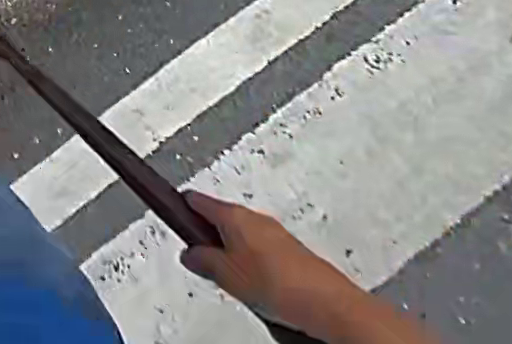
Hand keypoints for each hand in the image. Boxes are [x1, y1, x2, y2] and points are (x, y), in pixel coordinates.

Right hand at [179, 193, 438, 343]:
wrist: (339, 312)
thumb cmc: (283, 286)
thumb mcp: (224, 275)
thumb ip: (200, 260)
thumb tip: (191, 255)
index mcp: (231, 214)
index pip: (193, 199)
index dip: (179, 208)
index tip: (172, 215)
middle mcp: (255, 218)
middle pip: (220, 219)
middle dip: (212, 238)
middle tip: (210, 262)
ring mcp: (280, 236)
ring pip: (245, 238)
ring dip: (238, 255)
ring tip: (242, 283)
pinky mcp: (300, 257)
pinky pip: (268, 254)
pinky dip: (261, 267)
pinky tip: (267, 290)